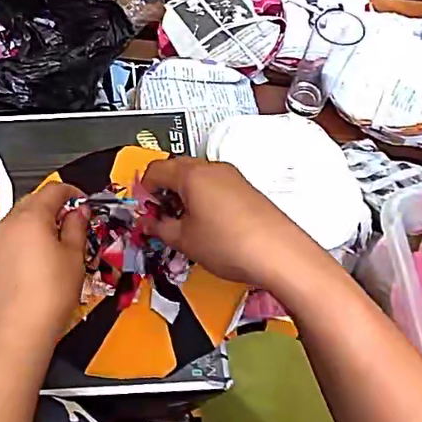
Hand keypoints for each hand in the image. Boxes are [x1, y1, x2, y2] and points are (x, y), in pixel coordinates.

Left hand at [0, 183, 87, 348]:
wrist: (18, 330)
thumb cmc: (50, 295)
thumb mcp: (75, 256)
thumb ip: (77, 226)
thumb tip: (78, 212)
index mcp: (32, 217)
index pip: (53, 190)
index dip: (72, 192)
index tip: (83, 201)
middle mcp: (8, 224)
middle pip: (33, 201)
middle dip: (54, 205)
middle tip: (73, 220)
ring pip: (18, 220)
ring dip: (37, 222)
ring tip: (56, 241)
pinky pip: (8, 239)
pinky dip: (23, 239)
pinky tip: (37, 259)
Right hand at [138, 156, 330, 291]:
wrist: (278, 253)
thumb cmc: (233, 243)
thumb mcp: (184, 240)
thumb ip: (160, 228)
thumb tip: (150, 224)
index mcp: (192, 174)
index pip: (154, 169)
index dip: (143, 189)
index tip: (143, 208)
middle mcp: (213, 168)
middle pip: (176, 169)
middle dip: (163, 191)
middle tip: (158, 217)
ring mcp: (232, 177)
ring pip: (197, 178)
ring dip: (184, 195)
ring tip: (182, 225)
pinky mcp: (246, 189)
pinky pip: (216, 186)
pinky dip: (204, 200)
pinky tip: (206, 226)